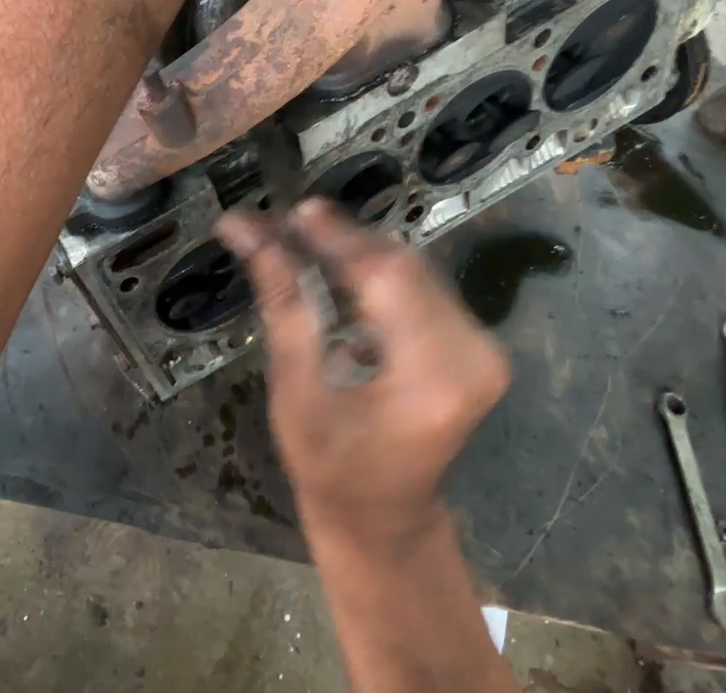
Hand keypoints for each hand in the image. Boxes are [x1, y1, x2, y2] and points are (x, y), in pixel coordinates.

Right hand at [214, 200, 510, 554]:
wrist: (383, 514)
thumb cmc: (330, 464)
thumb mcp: (295, 387)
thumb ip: (282, 301)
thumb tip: (244, 228)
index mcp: (432, 378)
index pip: (387, 278)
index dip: (337, 236)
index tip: (288, 212)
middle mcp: (474, 356)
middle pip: (405, 266)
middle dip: (342, 239)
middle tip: (283, 224)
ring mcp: (482, 349)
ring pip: (415, 268)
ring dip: (358, 251)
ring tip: (302, 240)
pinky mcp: (475, 343)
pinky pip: (422, 285)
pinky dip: (376, 272)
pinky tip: (338, 269)